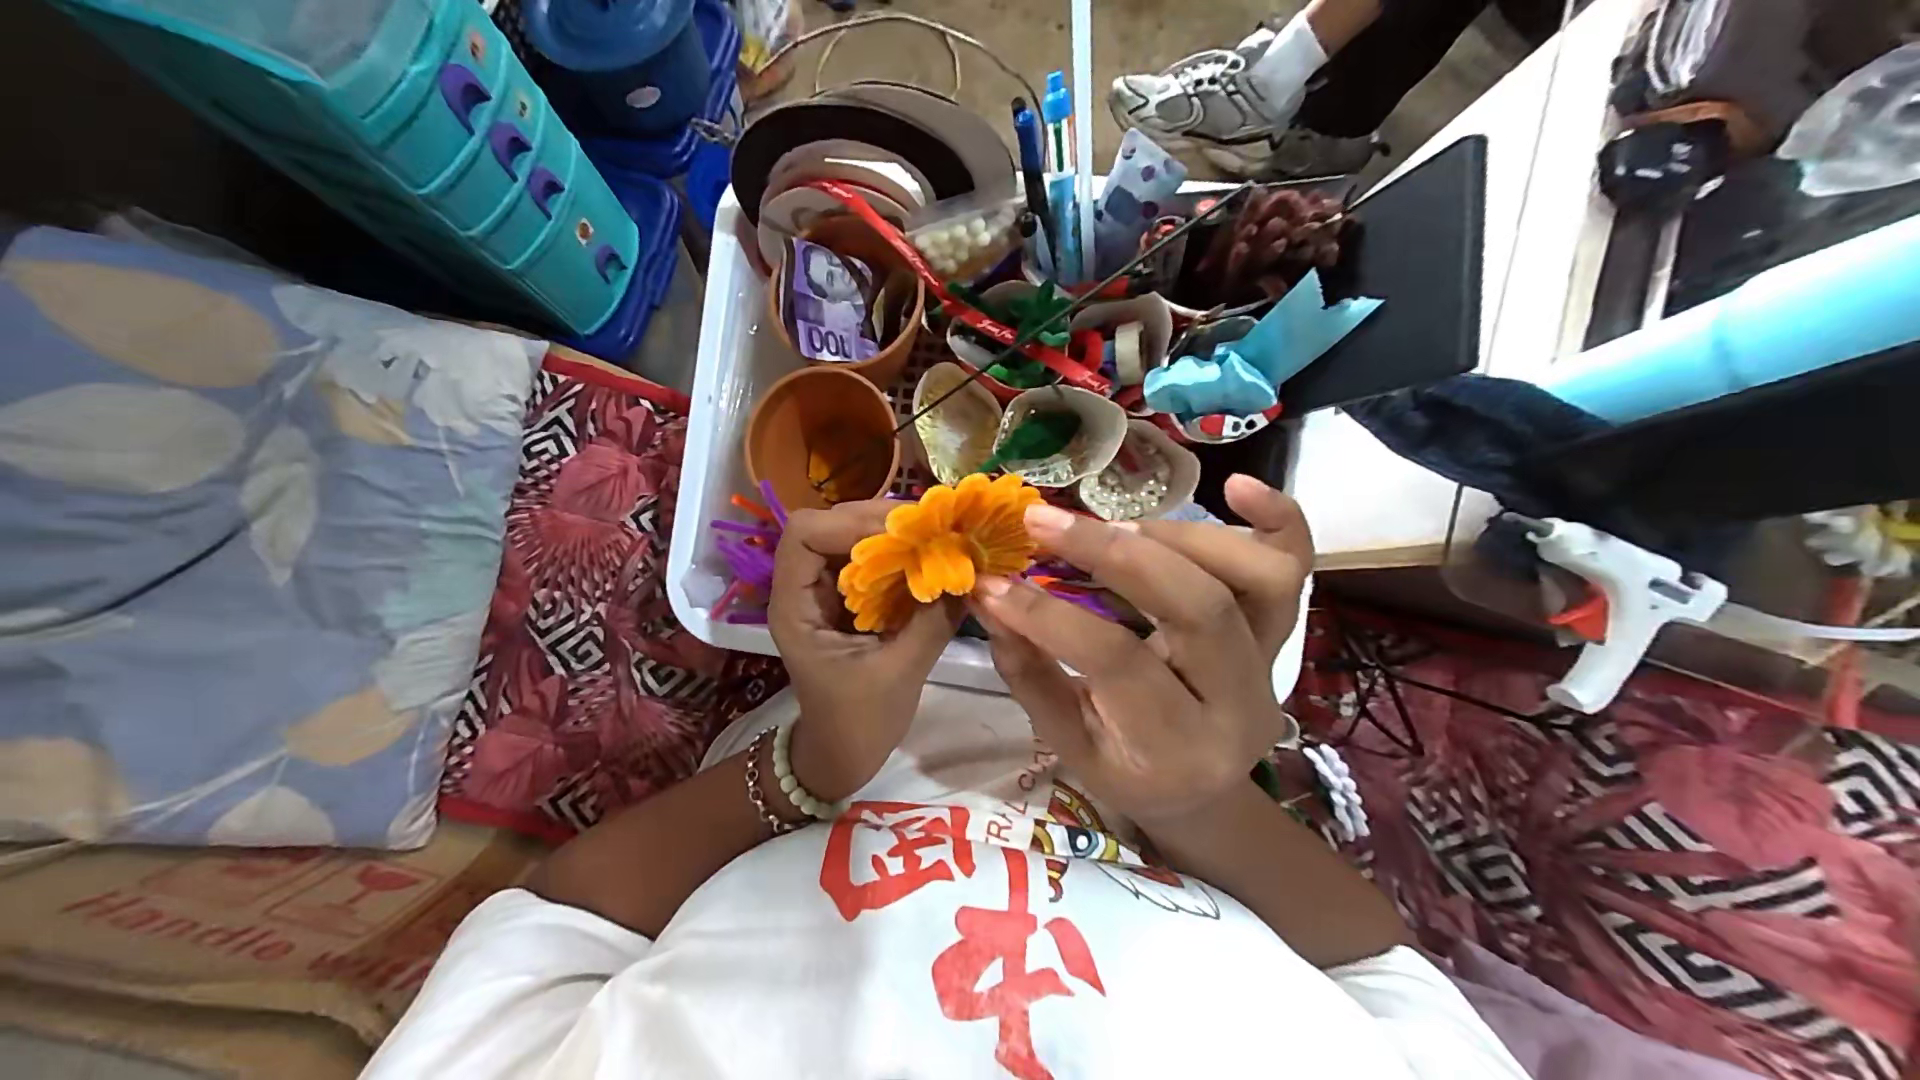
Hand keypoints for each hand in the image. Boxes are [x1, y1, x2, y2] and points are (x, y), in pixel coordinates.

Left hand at [769, 501, 961, 801]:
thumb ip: (933, 621)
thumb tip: (969, 573)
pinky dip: (901, 554)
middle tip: (932, 529)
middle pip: (830, 526)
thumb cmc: (858, 724)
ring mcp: (826, 592)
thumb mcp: (899, 674)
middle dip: (881, 521)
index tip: (903, 532)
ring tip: (937, 537)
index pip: (804, 534)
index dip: (849, 523)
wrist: (842, 755)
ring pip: (852, 539)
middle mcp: (804, 588)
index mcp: (795, 606)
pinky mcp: (848, 600)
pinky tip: (932, 559)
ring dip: (894, 534)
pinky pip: (871, 561)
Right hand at [970, 475, 1311, 826]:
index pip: (1116, 661)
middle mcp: (1239, 701)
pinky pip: (1294, 566)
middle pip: (1197, 605)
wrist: (1203, 793)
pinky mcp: (1282, 631)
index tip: (993, 582)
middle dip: (1112, 553)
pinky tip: (1234, 486)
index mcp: (1178, 746)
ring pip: (1256, 576)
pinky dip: (1276, 516)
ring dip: (1176, 535)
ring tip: (1113, 529)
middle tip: (1045, 522)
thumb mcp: (1067, 741)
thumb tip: (989, 596)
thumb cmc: (1128, 773)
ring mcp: (1271, 661)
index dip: (1049, 614)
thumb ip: (1029, 671)